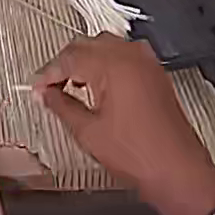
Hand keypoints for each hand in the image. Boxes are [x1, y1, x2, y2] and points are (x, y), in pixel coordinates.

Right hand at [31, 35, 214, 214]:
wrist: (176, 169)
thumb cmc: (140, 153)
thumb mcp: (87, 131)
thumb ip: (61, 105)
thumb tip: (46, 94)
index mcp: (112, 66)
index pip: (68, 58)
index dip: (47, 74)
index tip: (38, 88)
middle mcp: (131, 56)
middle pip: (85, 45)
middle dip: (63, 64)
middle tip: (48, 86)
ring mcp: (146, 62)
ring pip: (103, 45)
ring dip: (83, 61)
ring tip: (69, 86)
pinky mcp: (154, 72)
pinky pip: (122, 54)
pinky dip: (104, 63)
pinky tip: (95, 85)